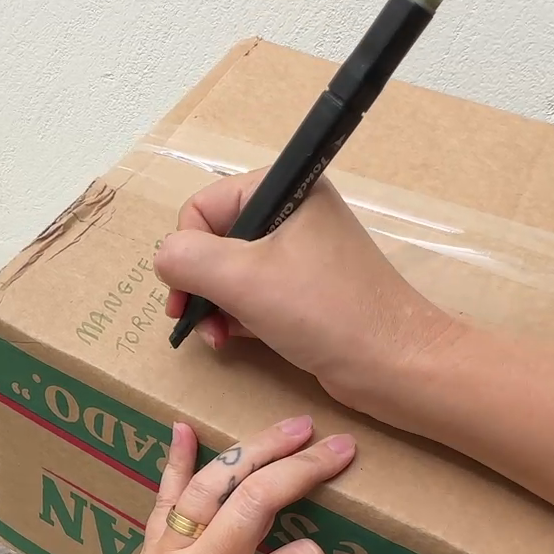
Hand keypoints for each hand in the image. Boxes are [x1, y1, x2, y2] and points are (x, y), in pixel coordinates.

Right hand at [153, 168, 459, 404]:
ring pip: (227, 273)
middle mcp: (291, 214)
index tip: (184, 295)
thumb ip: (189, 259)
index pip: (204, 207)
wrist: (391, 363)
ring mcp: (298, 255)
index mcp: (285, 190)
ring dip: (212, 307)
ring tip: (217, 338)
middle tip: (193, 321)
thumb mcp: (244, 278)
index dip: (185, 251)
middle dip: (197, 285)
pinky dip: (234, 318)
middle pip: (213, 241)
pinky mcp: (302, 292)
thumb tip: (163, 259)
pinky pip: (249, 296)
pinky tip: (234, 341)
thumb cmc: (323, 312)